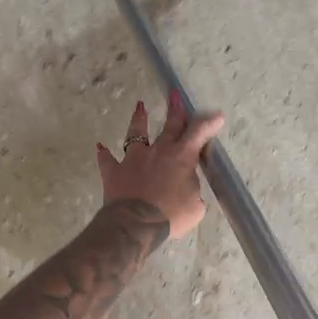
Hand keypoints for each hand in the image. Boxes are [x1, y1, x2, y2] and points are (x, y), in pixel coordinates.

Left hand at [96, 96, 223, 240]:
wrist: (135, 223)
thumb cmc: (171, 215)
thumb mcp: (195, 205)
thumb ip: (193, 189)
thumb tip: (187, 184)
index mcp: (181, 157)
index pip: (199, 133)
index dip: (209, 123)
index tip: (217, 115)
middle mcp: (158, 151)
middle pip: (169, 126)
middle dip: (175, 110)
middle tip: (175, 95)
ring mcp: (133, 159)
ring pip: (136, 134)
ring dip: (138, 119)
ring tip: (139, 106)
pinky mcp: (114, 171)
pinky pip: (107, 160)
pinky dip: (104, 154)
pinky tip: (100, 147)